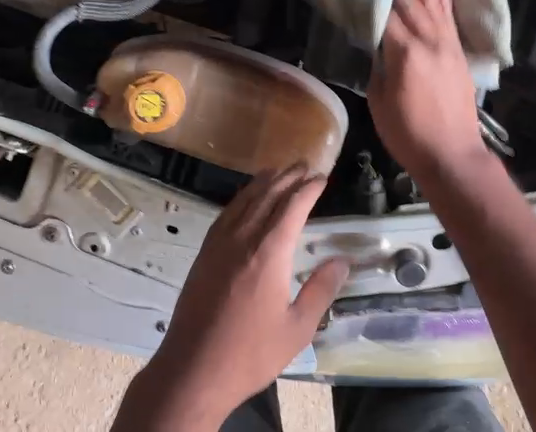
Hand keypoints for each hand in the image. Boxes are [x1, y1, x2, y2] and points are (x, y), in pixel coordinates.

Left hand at [114, 167, 348, 431]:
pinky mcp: (204, 253)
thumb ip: (321, 290)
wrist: (194, 369)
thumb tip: (341, 261)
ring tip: (279, 171)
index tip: (322, 177)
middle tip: (305, 165)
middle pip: (268, 195)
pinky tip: (246, 199)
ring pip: (245, 199)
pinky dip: (241, 197)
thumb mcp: (297, 328)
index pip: (293, 206)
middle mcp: (243, 237)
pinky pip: (226, 213)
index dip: (309, 189)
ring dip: (264, 182)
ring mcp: (219, 243)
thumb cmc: (251, 353)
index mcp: (269, 252)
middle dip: (288, 177)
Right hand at [373, 0, 489, 185]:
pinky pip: (450, 24)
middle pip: (412, 7)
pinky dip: (445, 6)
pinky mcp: (459, 58)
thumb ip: (380, 69)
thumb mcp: (381, 102)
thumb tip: (382, 47)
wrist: (453, 156)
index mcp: (405, 54)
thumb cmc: (408, 134)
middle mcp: (429, 45)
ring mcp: (448, 50)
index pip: (387, 17)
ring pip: (434, 10)